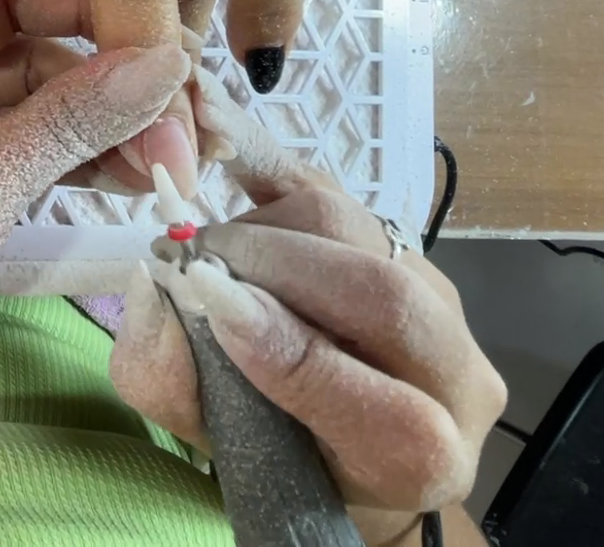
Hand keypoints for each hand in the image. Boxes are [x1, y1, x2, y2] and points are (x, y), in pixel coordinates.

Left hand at [0, 0, 190, 381]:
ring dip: (109, 132)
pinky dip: (83, 163)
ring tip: (180, 162)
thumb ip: (69, 120)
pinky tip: (137, 178)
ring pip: (48, 109)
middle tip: (191, 131)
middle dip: (114, 92)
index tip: (165, 44)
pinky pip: (39, 151)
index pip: (13, 3)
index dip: (91, 14)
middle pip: (42, 60)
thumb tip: (160, 63)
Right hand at [110, 117, 504, 543]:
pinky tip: (216, 140)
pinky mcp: (394, 235)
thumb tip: (150, 287)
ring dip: (259, 224)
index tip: (205, 297)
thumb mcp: (205, 434)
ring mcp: (437, 297)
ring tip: (209, 248)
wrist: (328, 423)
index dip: (290, 350)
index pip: (394, 416)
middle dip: (266, 261)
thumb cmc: (268, 444)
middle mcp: (454, 378)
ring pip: (349, 224)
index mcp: (418, 462)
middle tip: (191, 258)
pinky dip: (263, 162)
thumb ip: (165, 376)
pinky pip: (328, 184)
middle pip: (379, 292)